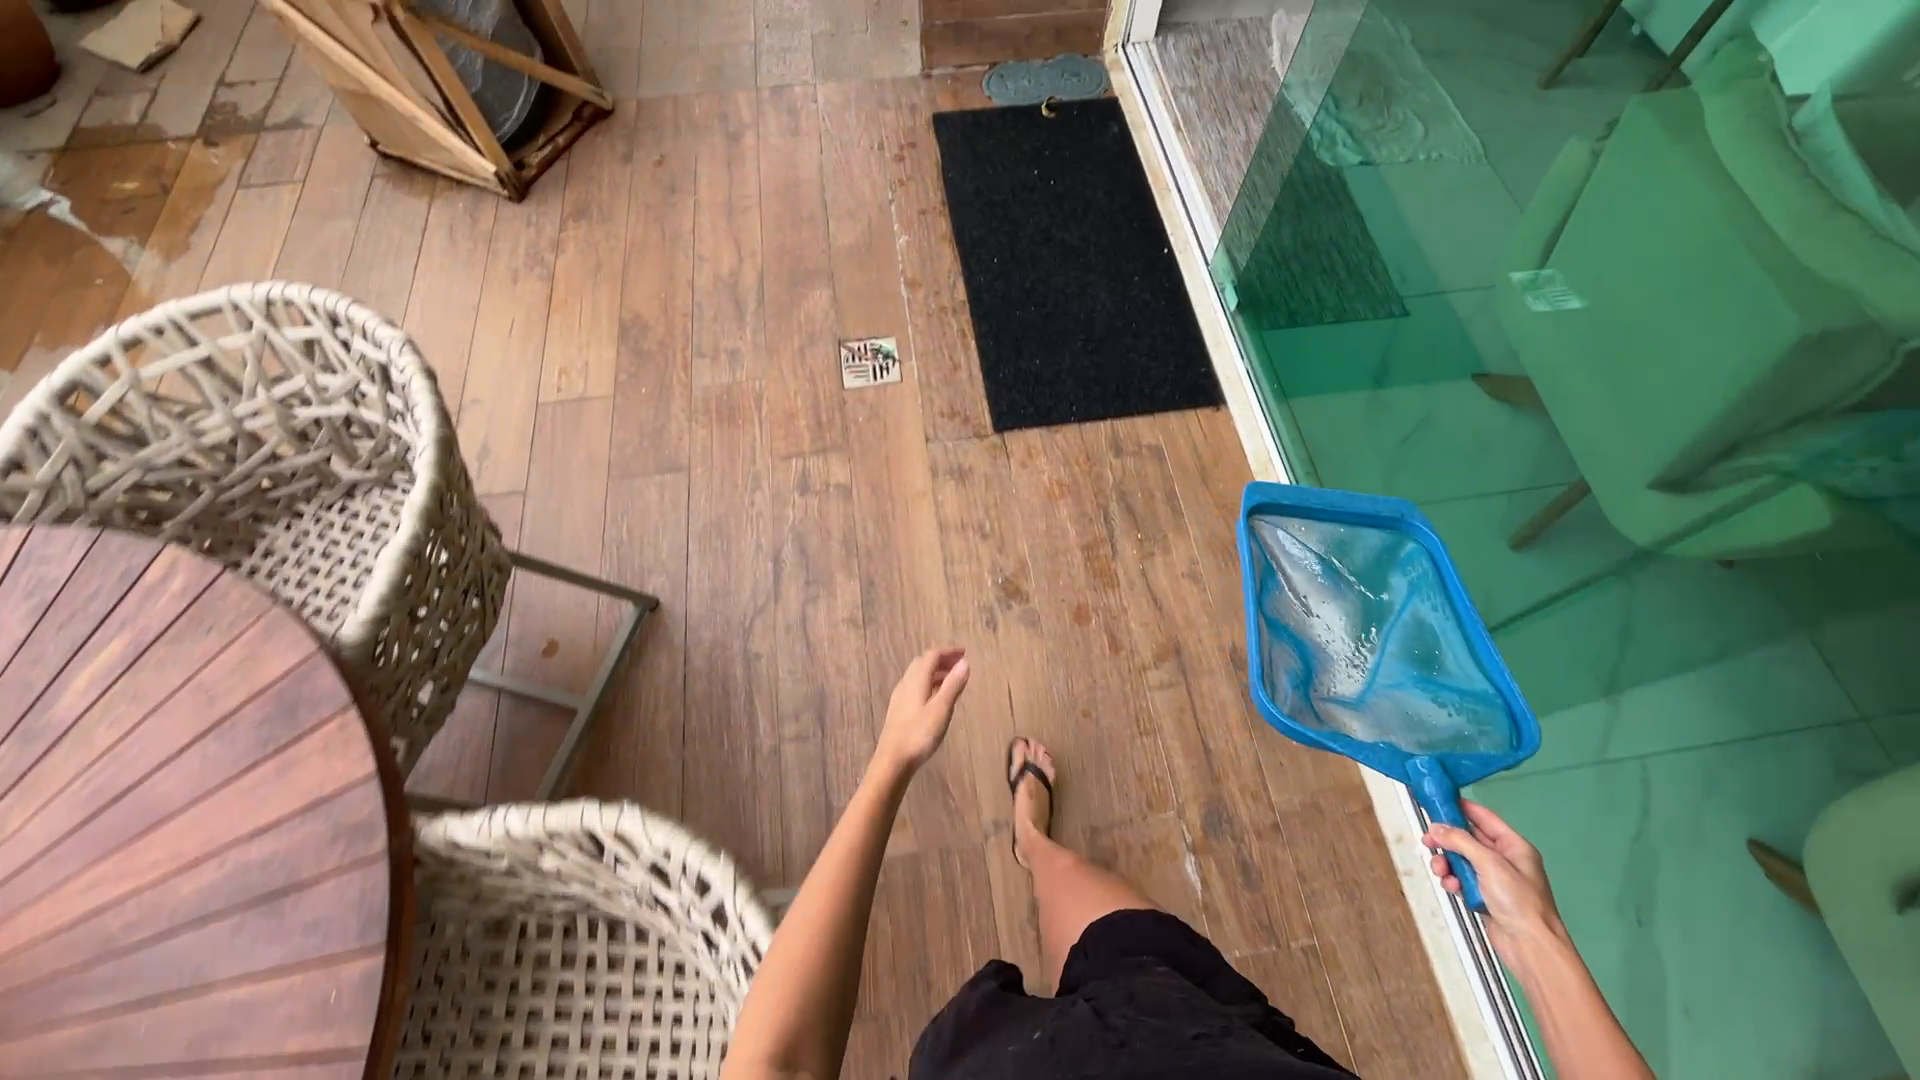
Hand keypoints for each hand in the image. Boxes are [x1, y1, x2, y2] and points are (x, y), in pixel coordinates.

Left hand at [875, 647, 969, 774]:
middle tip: (959, 665)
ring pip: (918, 675)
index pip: (932, 656)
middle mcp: (906, 684)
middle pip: (923, 663)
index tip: (965, 653)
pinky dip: (928, 683)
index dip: (949, 652)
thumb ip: (953, 685)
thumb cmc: (920, 734)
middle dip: (942, 660)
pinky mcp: (899, 709)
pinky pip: (915, 687)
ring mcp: (900, 697)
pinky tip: (935, 698)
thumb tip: (964, 662)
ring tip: (952, 680)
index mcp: (916, 680)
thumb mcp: (942, 709)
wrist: (893, 760)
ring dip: (935, 672)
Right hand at [1423, 800, 1565, 960]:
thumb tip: (1436, 827)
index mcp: (1513, 846)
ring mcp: (1494, 879)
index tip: (1435, 802)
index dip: (1460, 808)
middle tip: (1427, 841)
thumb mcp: (1489, 863)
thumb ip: (1461, 841)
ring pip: (1460, 860)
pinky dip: (1453, 881)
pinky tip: (1452, 888)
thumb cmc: (1518, 900)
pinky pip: (1461, 880)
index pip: (1483, 817)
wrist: (1530, 946)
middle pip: (1468, 839)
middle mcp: (1504, 860)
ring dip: (1447, 863)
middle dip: (1447, 840)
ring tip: (1440, 870)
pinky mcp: (1484, 896)